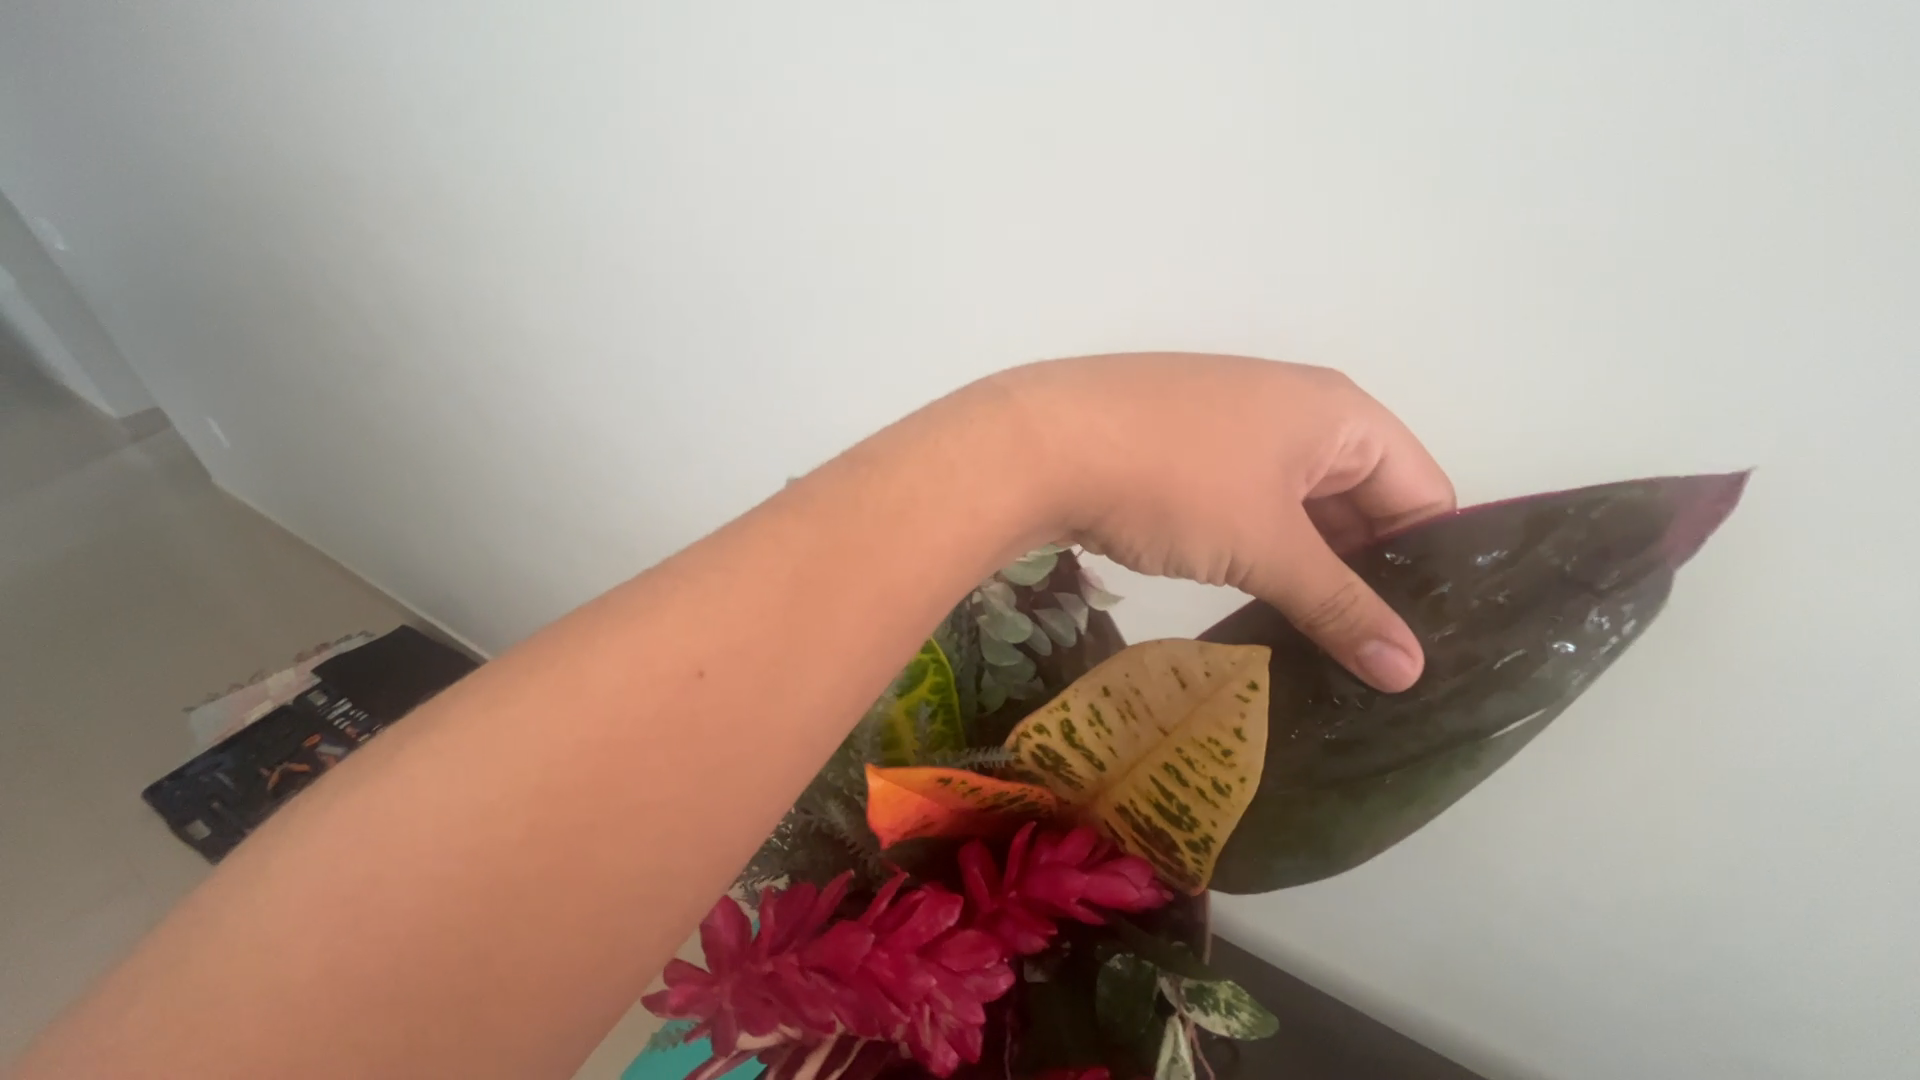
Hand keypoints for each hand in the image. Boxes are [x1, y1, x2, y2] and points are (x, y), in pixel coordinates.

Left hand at [985, 353, 1454, 691]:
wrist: (1038, 445)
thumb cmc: (1172, 482)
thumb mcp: (1265, 546)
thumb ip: (1339, 606)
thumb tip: (1411, 671)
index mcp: (1338, 413)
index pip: (1421, 493)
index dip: (1425, 568)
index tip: (1414, 642)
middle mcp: (1292, 408)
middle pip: (1359, 501)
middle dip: (1361, 574)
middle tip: (1368, 659)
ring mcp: (1230, 427)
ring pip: (1295, 508)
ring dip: (1304, 567)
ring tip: (1317, 645)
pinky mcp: (1180, 451)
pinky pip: (1244, 505)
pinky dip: (1255, 550)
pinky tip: (1255, 604)